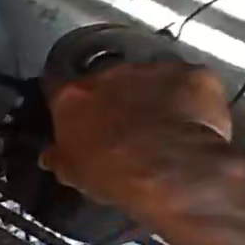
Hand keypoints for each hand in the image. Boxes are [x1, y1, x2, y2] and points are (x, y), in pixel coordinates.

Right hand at [40, 60, 239, 215]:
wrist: (173, 172)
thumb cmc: (112, 174)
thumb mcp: (72, 173)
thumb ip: (59, 156)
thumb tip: (51, 154)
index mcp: (72, 97)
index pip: (55, 87)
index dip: (62, 99)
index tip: (68, 111)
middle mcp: (108, 73)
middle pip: (105, 80)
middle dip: (110, 97)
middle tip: (119, 123)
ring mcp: (153, 69)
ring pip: (147, 78)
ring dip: (148, 95)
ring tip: (159, 123)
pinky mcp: (192, 73)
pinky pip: (186, 82)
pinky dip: (188, 97)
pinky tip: (192, 120)